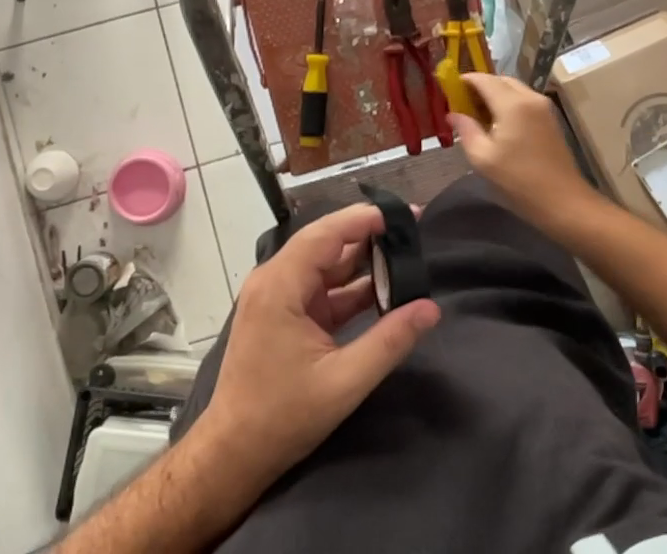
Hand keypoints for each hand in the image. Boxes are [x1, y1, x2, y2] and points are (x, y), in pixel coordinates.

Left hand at [201, 204, 440, 482]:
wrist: (235, 451)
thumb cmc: (283, 415)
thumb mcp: (345, 380)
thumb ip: (390, 340)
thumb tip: (431, 308)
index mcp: (280, 285)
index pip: (326, 234)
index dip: (365, 219)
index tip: (406, 215)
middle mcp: (275, 281)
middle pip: (327, 244)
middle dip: (370, 235)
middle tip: (415, 230)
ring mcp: (279, 297)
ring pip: (327, 266)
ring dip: (364, 263)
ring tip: (409, 256)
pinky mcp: (285, 315)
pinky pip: (323, 290)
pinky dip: (353, 289)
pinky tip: (387, 291)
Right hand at [446, 73, 596, 224]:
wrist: (563, 201)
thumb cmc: (518, 181)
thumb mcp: (483, 158)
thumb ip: (466, 130)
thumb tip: (452, 114)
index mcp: (512, 104)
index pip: (483, 79)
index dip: (464, 80)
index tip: (448, 89)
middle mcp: (530, 98)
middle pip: (500, 80)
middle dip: (480, 87)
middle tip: (461, 104)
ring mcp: (544, 107)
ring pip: (514, 89)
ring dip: (494, 95)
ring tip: (476, 115)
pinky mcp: (550, 119)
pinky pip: (524, 100)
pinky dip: (508, 103)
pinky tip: (497, 124)